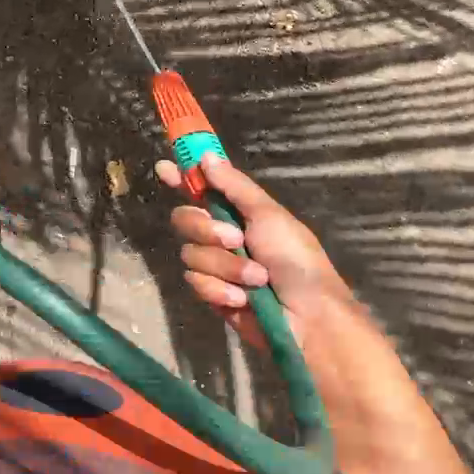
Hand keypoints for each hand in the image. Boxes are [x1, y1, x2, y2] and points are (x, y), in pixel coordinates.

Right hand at [155, 152, 351, 346]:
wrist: (309, 318)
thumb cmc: (297, 261)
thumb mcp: (270, 216)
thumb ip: (234, 185)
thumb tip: (205, 155)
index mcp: (235, 213)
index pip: (198, 189)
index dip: (179, 178)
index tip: (164, 169)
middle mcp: (219, 235)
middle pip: (183, 219)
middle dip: (205, 230)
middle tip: (235, 240)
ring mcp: (214, 265)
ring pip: (190, 253)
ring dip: (224, 266)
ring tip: (256, 280)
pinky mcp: (211, 293)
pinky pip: (196, 281)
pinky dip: (220, 289)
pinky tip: (241, 299)